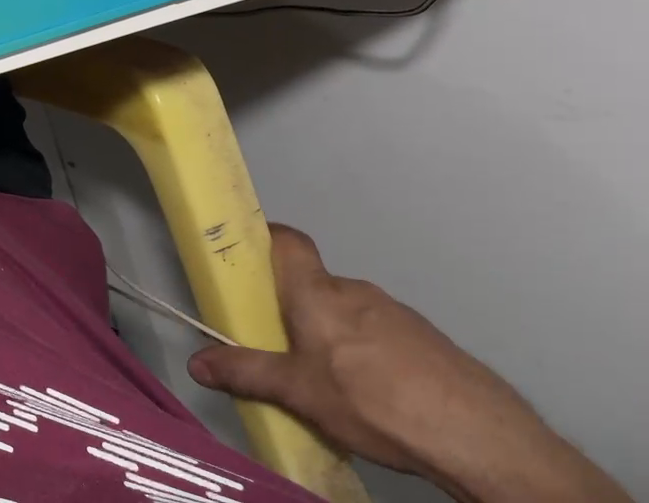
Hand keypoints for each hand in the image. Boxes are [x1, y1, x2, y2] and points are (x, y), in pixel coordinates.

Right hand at [188, 225, 625, 501]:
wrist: (485, 440)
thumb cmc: (373, 401)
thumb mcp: (297, 393)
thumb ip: (245, 373)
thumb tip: (196, 364)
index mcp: (316, 293)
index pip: (288, 242)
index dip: (266, 239)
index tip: (246, 256)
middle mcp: (356, 292)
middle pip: (315, 285)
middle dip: (295, 308)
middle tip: (281, 344)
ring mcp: (401, 316)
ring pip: (351, 313)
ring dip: (335, 334)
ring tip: (330, 380)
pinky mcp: (433, 343)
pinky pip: (385, 336)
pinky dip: (372, 354)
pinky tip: (377, 395)